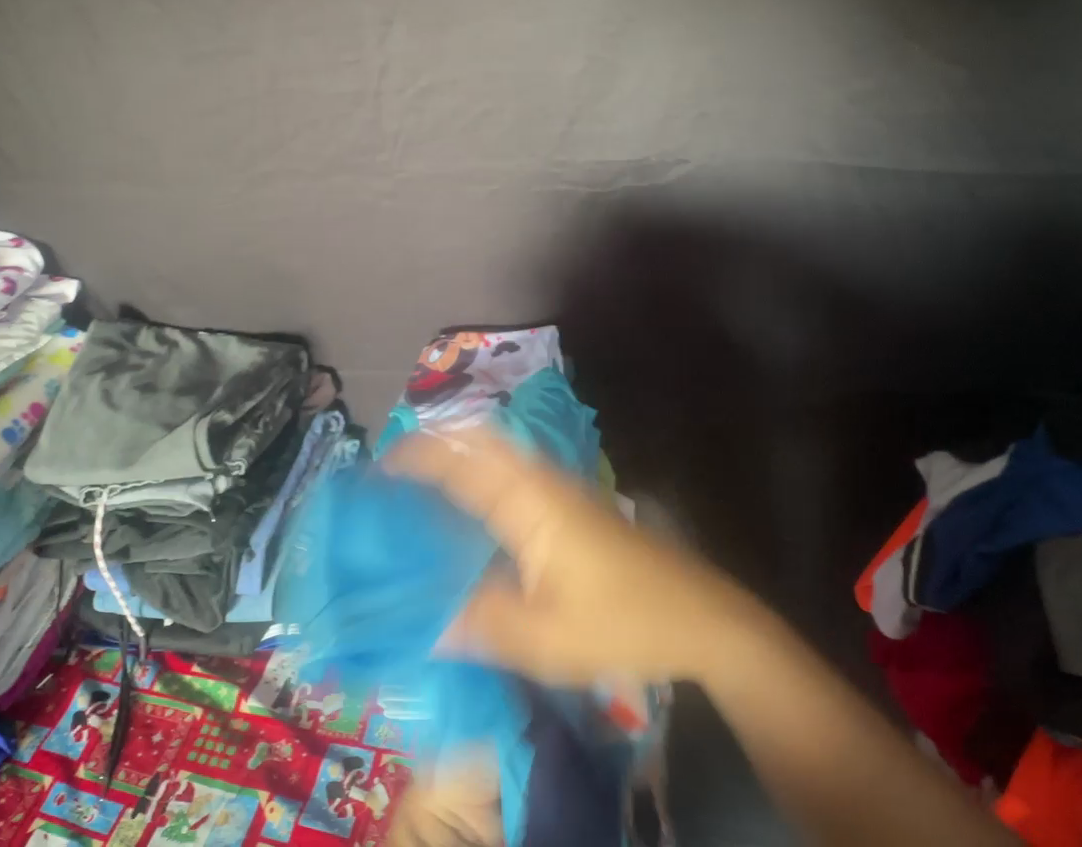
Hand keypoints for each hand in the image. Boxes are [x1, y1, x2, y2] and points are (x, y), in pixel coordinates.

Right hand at [386, 429, 764, 685]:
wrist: (705, 619)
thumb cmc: (625, 624)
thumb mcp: (545, 640)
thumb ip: (480, 625)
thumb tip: (425, 623)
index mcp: (531, 506)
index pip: (463, 465)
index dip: (417, 460)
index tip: (377, 471)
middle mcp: (546, 485)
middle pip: (484, 442)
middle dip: (438, 446)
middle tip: (396, 474)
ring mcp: (566, 492)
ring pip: (503, 456)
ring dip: (463, 458)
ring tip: (423, 489)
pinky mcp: (578, 509)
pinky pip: (519, 476)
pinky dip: (487, 478)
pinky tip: (475, 517)